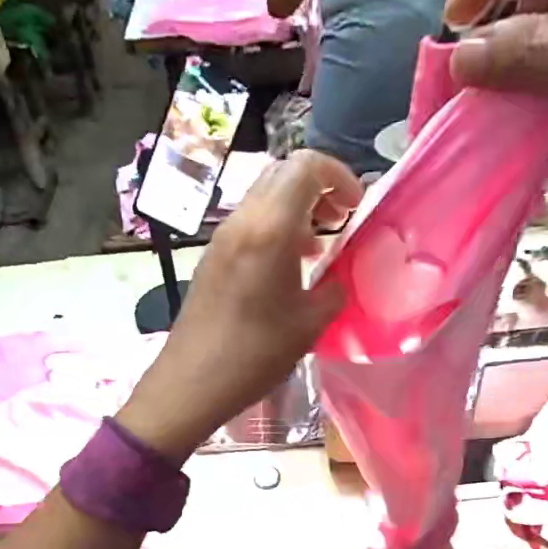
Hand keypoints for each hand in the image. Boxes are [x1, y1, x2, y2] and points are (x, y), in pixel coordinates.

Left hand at [117, 150, 361, 458]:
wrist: (192, 382)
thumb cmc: (255, 354)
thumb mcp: (309, 324)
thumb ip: (334, 288)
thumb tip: (339, 277)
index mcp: (270, 228)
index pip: (306, 166)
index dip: (339, 176)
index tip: (355, 208)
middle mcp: (242, 221)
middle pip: (283, 174)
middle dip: (318, 188)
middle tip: (339, 223)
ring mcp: (222, 238)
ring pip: (264, 197)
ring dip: (296, 209)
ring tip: (317, 249)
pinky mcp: (211, 257)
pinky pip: (249, 224)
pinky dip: (275, 229)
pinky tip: (286, 270)